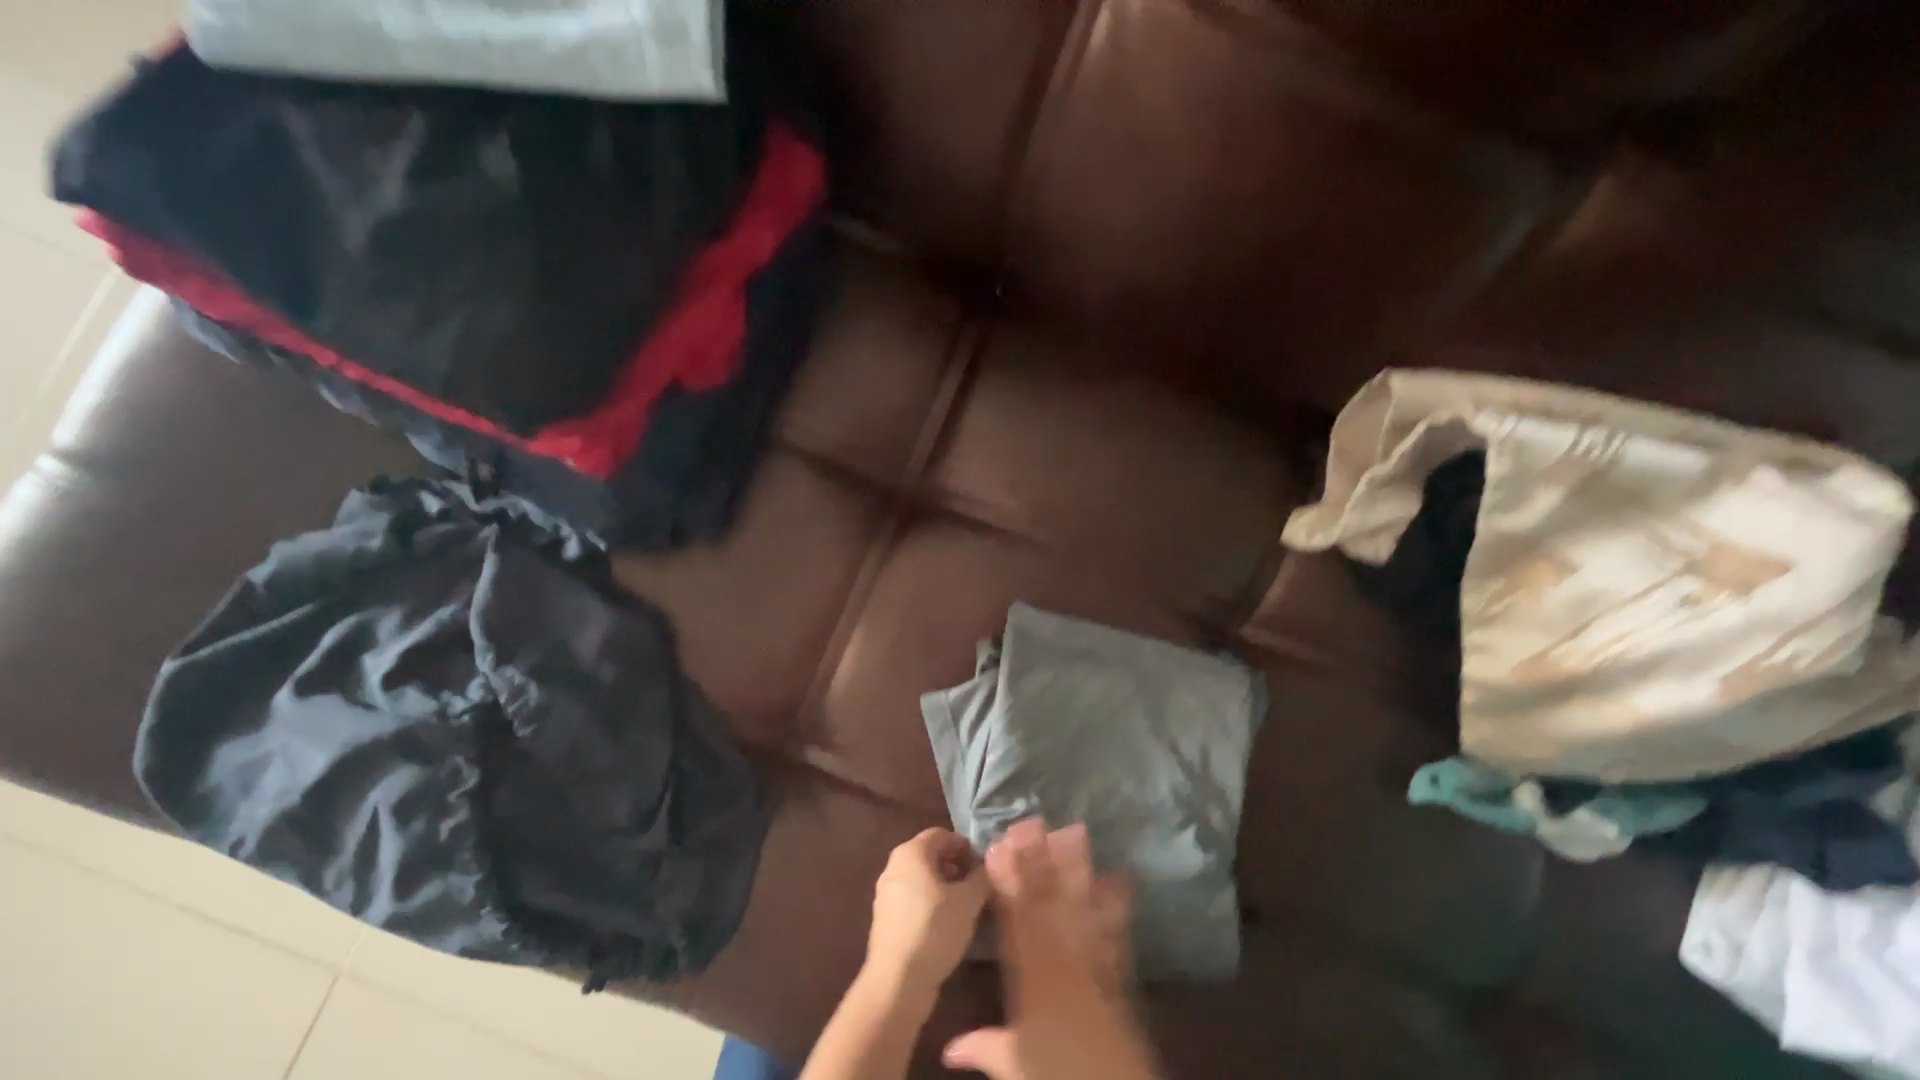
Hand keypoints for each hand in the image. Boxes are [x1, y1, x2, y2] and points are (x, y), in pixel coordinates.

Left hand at [863, 827, 990, 996]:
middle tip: (979, 885)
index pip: (941, 834)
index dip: (965, 846)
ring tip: (968, 906)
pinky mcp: (886, 919)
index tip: (985, 865)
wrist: (897, 980)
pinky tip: (948, 924)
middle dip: (956, 866)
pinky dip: (931, 903)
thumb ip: (982, 876)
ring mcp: (886, 893)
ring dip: (945, 886)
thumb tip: (990, 864)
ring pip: (922, 879)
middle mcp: (893, 866)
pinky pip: (913, 899)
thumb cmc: (934, 930)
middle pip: (930, 855)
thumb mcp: (969, 901)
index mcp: (910, 853)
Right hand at [943, 820, 1160, 1079]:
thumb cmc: (1056, 1072)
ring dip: (1077, 868)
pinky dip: (1117, 904)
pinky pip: (1116, 930)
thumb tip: (947, 1050)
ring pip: (1080, 906)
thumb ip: (983, 1047)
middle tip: (1032, 822)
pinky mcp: (1120, 970)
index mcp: (1028, 978)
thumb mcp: (1014, 1064)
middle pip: (1046, 903)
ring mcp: (1092, 961)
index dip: (1004, 881)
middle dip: (1037, 860)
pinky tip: (1119, 877)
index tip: (996, 847)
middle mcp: (1060, 961)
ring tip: (1073, 831)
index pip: (1012, 920)